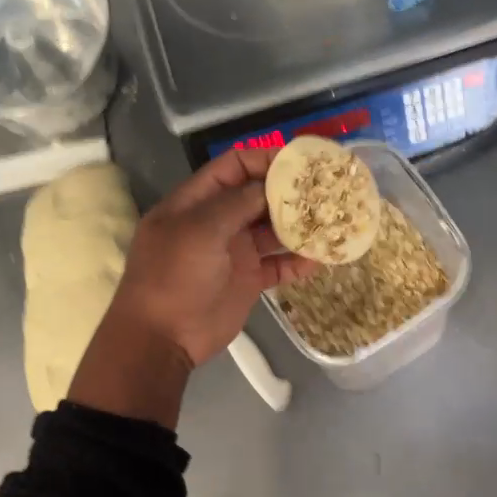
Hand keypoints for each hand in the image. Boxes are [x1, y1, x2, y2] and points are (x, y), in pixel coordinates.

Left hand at [69, 150, 315, 428]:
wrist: (164, 337)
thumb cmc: (174, 276)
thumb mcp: (200, 230)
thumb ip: (236, 202)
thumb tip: (271, 185)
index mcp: (197, 202)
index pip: (234, 167)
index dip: (266, 159)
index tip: (301, 162)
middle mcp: (217, 222)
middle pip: (258, 196)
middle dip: (290, 192)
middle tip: (326, 191)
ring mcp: (234, 252)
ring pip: (273, 231)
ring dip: (300, 226)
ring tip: (332, 221)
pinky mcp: (248, 281)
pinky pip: (278, 265)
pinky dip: (298, 262)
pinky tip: (321, 259)